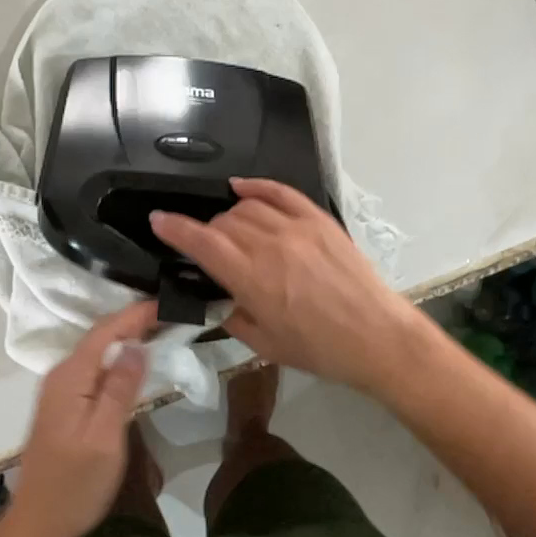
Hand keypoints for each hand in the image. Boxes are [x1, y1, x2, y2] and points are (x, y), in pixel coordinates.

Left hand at [0, 301, 156, 536]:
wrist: (39, 522)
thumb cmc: (75, 483)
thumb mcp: (105, 438)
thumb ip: (120, 389)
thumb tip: (136, 344)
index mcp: (70, 377)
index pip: (106, 331)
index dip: (136, 314)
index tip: (166, 302)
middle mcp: (60, 374)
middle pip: (99, 336)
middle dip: (132, 321)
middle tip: (168, 313)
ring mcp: (58, 389)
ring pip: (96, 350)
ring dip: (124, 337)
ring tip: (157, 329)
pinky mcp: (62, 403)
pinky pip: (92, 366)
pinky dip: (114, 356)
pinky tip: (131, 360)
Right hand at [151, 177, 428, 394]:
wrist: (377, 337)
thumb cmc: (321, 350)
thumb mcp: (266, 346)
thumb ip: (234, 318)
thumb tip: (219, 300)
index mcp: (252, 279)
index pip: (202, 242)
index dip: (175, 228)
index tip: (158, 219)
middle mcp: (269, 245)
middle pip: (222, 223)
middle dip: (205, 231)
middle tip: (203, 247)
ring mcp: (295, 227)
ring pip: (247, 207)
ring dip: (229, 215)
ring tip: (227, 229)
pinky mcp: (317, 219)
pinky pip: (280, 192)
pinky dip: (257, 186)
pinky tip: (241, 188)